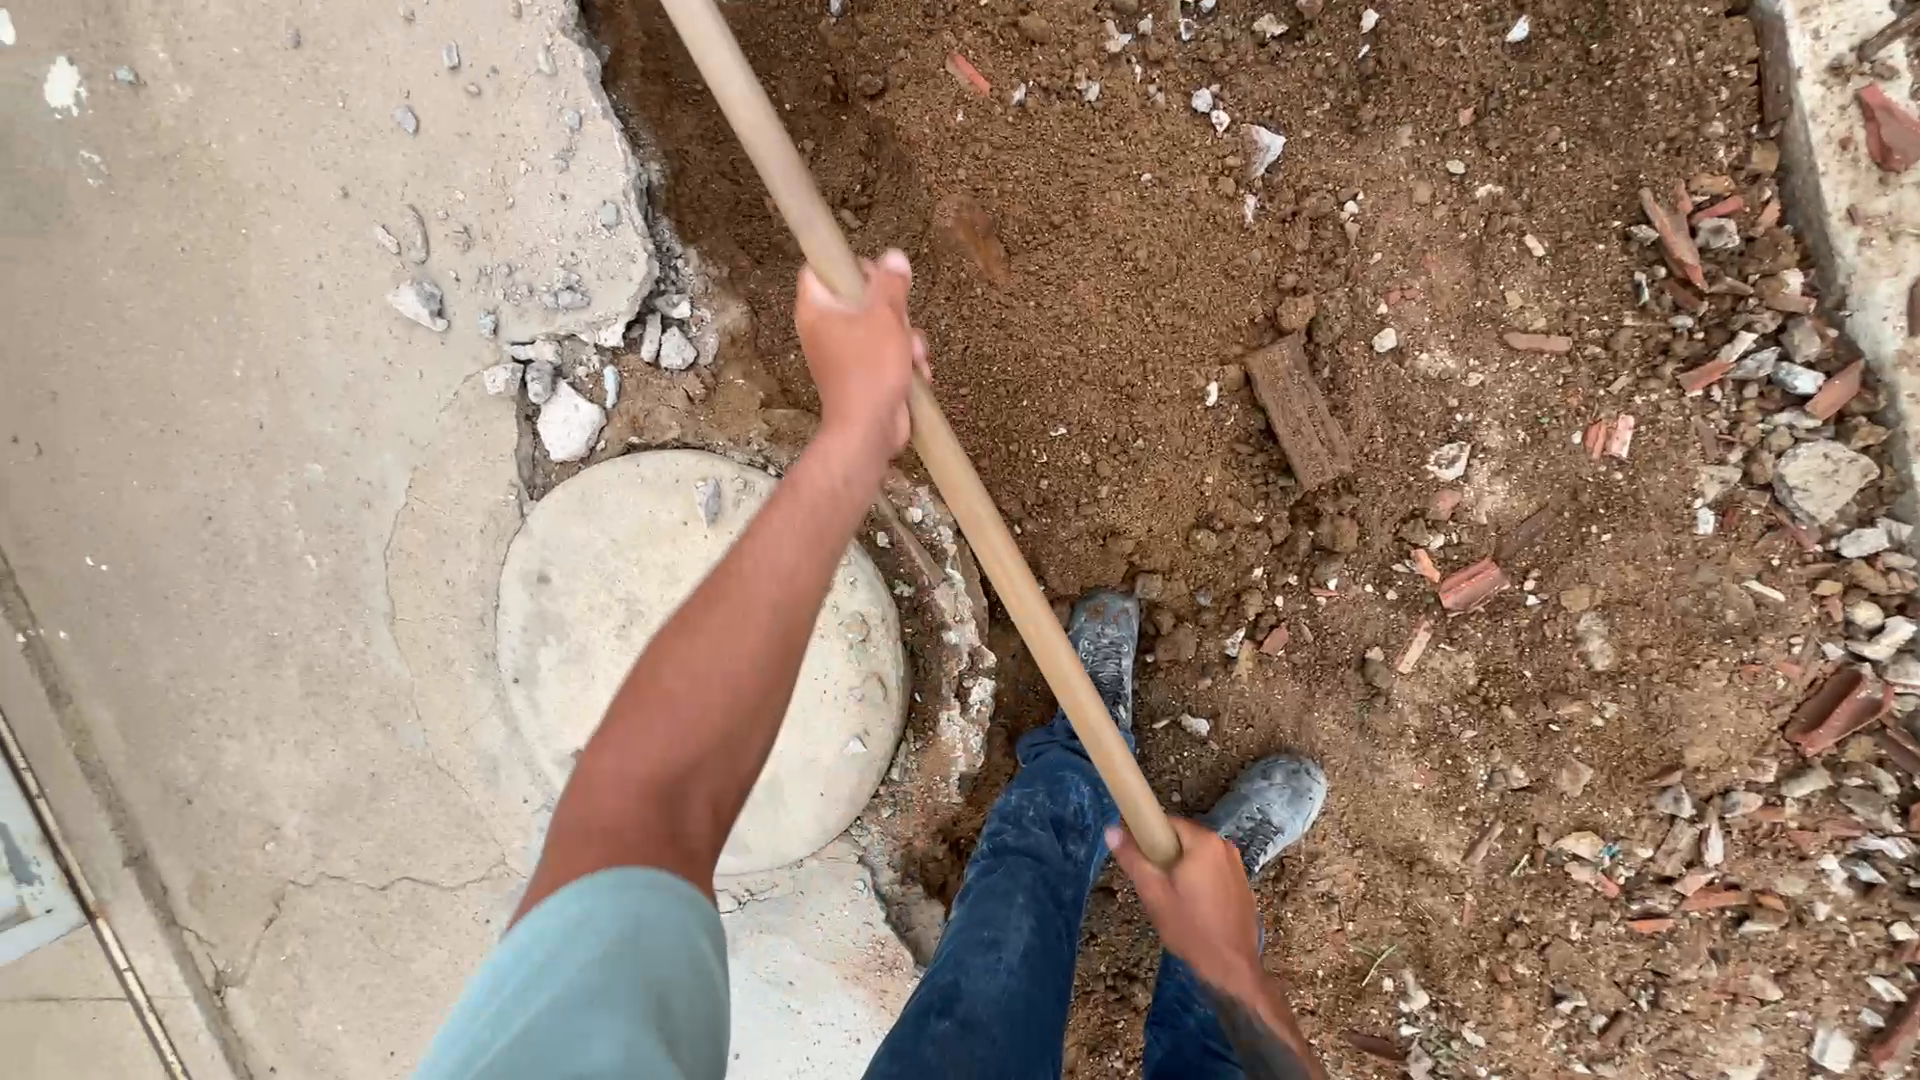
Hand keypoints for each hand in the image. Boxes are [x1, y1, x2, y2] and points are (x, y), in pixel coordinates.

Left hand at [794, 250, 928, 461]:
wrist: (869, 430)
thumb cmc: (870, 370)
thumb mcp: (886, 317)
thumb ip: (891, 283)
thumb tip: (894, 258)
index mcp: (817, 309)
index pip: (820, 269)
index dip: (848, 265)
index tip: (875, 274)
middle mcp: (824, 330)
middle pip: (859, 298)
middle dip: (892, 309)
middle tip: (900, 320)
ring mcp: (844, 355)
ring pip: (880, 327)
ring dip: (906, 339)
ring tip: (913, 354)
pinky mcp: (863, 376)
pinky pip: (887, 355)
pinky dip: (904, 362)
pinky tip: (918, 373)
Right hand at [1107, 818, 1263, 998]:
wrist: (1234, 971)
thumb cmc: (1191, 929)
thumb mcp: (1154, 893)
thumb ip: (1132, 858)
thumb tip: (1111, 830)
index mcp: (1203, 841)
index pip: (1166, 823)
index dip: (1148, 839)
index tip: (1140, 861)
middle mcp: (1224, 845)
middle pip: (1182, 839)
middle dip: (1165, 856)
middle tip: (1155, 885)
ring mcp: (1237, 865)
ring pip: (1197, 856)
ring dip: (1182, 870)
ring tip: (1173, 900)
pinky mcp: (1243, 884)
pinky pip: (1212, 871)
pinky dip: (1200, 881)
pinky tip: (1194, 908)